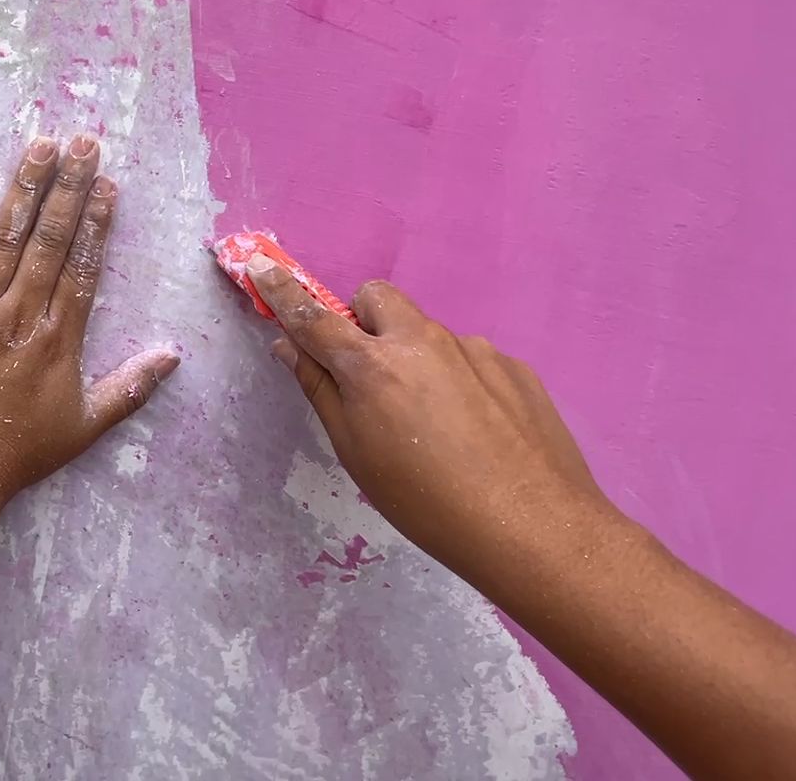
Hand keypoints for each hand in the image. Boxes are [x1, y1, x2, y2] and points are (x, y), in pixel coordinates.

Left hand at [0, 135, 179, 508]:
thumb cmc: (19, 452)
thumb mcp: (85, 428)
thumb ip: (130, 389)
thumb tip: (173, 357)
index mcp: (58, 340)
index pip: (83, 268)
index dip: (98, 223)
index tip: (108, 183)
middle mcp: (20, 316)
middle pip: (49, 242)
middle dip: (69, 190)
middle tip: (82, 143)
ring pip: (3, 241)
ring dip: (23, 191)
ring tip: (39, 147)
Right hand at [246, 259, 615, 589]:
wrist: (535, 530)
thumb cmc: (423, 500)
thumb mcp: (354, 450)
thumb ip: (320, 389)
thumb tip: (290, 346)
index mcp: (371, 366)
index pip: (312, 315)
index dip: (282, 291)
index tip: (260, 265)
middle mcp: (420, 342)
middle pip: (376, 297)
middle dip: (362, 319)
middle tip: (369, 370)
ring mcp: (473, 349)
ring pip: (425, 332)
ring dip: (413, 356)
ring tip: (436, 420)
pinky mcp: (513, 366)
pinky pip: (468, 357)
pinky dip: (458, 378)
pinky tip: (475, 429)